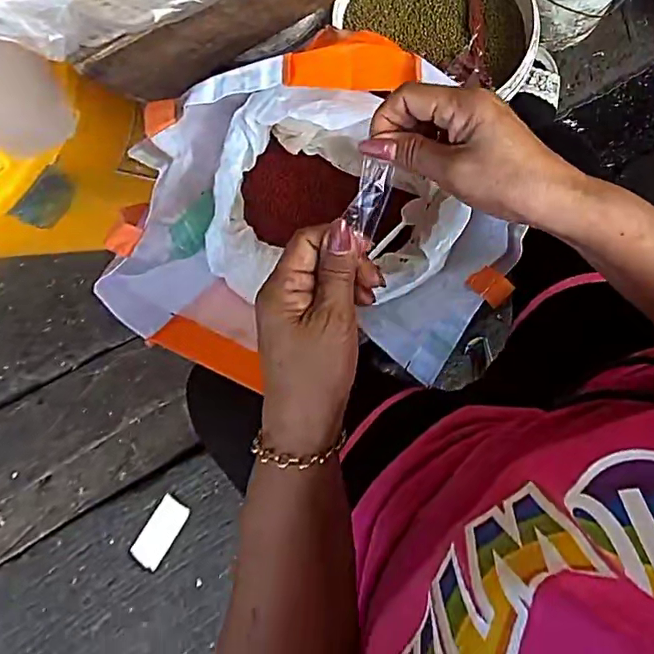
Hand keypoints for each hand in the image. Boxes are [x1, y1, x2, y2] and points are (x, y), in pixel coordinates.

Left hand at [253, 219, 383, 455]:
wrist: (305, 426)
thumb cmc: (319, 372)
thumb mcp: (335, 316)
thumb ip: (338, 269)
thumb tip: (343, 227)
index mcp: (280, 285)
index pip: (306, 238)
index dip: (338, 236)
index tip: (369, 251)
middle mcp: (278, 291)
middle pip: (315, 253)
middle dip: (348, 259)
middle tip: (375, 281)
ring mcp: (287, 307)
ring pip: (322, 273)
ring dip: (349, 277)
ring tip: (371, 296)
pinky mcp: (299, 321)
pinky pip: (321, 293)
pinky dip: (343, 294)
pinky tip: (360, 306)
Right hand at [361, 82, 588, 228]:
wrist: (555, 198)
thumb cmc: (512, 183)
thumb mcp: (451, 170)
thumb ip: (408, 153)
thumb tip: (373, 145)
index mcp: (463, 101)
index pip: (406, 96)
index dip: (385, 121)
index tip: (378, 150)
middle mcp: (472, 100)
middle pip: (417, 103)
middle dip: (398, 131)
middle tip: (392, 162)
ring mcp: (480, 114)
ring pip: (431, 118)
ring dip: (415, 140)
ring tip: (414, 168)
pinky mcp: (485, 129)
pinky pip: (448, 129)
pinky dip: (433, 146)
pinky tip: (433, 167)